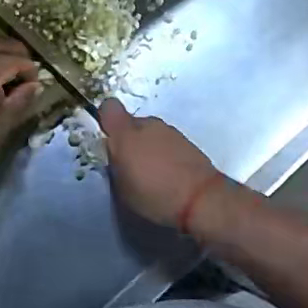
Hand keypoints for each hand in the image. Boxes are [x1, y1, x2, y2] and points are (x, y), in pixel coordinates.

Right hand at [97, 99, 229, 230]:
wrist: (201, 199)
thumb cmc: (154, 193)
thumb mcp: (122, 186)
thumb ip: (115, 163)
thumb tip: (114, 152)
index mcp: (125, 133)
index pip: (108, 108)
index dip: (106, 119)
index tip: (107, 138)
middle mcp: (148, 125)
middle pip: (131, 123)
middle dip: (129, 139)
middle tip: (130, 165)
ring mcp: (170, 130)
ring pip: (150, 133)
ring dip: (148, 146)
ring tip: (153, 173)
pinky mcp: (187, 140)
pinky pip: (167, 142)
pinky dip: (165, 153)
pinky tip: (169, 174)